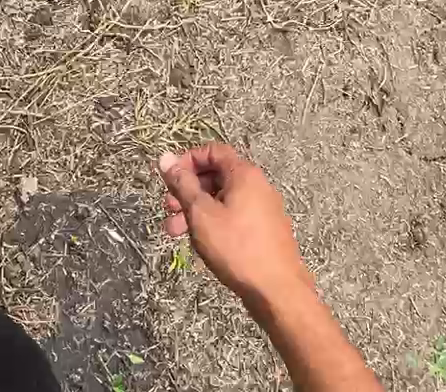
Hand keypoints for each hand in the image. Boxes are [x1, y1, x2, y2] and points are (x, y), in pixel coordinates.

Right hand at [158, 144, 311, 306]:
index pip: (212, 151)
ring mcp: (264, 210)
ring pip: (222, 200)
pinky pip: (234, 216)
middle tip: (168, 208)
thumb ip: (182, 184)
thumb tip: (165, 158)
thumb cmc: (237, 248)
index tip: (170, 179)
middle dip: (188, 190)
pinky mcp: (266, 232)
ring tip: (175, 232)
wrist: (279, 293)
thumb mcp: (201, 213)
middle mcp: (258, 186)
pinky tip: (201, 243)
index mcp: (244, 174)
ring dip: (196, 210)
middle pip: (216, 176)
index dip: (187, 160)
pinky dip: (214, 222)